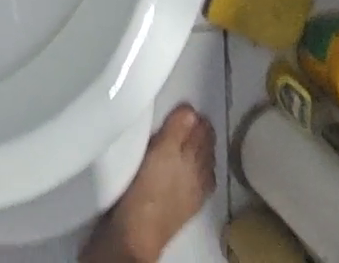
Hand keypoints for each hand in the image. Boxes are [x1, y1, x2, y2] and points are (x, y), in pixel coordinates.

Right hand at [83, 106, 219, 262]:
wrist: (135, 233)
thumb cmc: (148, 189)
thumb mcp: (162, 153)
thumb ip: (177, 131)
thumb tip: (192, 110)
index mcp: (196, 163)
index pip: (202, 135)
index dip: (196, 119)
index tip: (187, 105)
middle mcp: (197, 178)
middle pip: (201, 149)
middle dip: (197, 133)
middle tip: (185, 115)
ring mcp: (189, 194)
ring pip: (196, 164)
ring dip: (192, 148)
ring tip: (181, 135)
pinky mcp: (175, 205)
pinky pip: (186, 179)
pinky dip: (184, 166)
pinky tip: (176, 166)